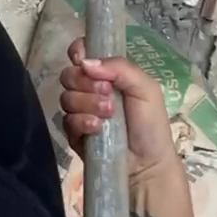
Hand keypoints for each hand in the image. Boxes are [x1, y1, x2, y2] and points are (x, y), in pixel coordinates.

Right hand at [58, 39, 183, 184]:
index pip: (80, 53)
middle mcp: (88, 89)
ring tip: (109, 115)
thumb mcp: (146, 89)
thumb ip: (120, 68)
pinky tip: (97, 128)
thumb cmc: (150, 124)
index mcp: (105, 75)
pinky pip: (66, 120)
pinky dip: (81, 122)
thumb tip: (85, 62)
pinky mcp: (73, 132)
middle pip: (68, 74)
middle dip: (86, 83)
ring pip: (66, 97)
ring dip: (87, 104)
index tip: (84, 62)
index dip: (78, 53)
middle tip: (108, 94)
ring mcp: (79, 111)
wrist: (148, 164)